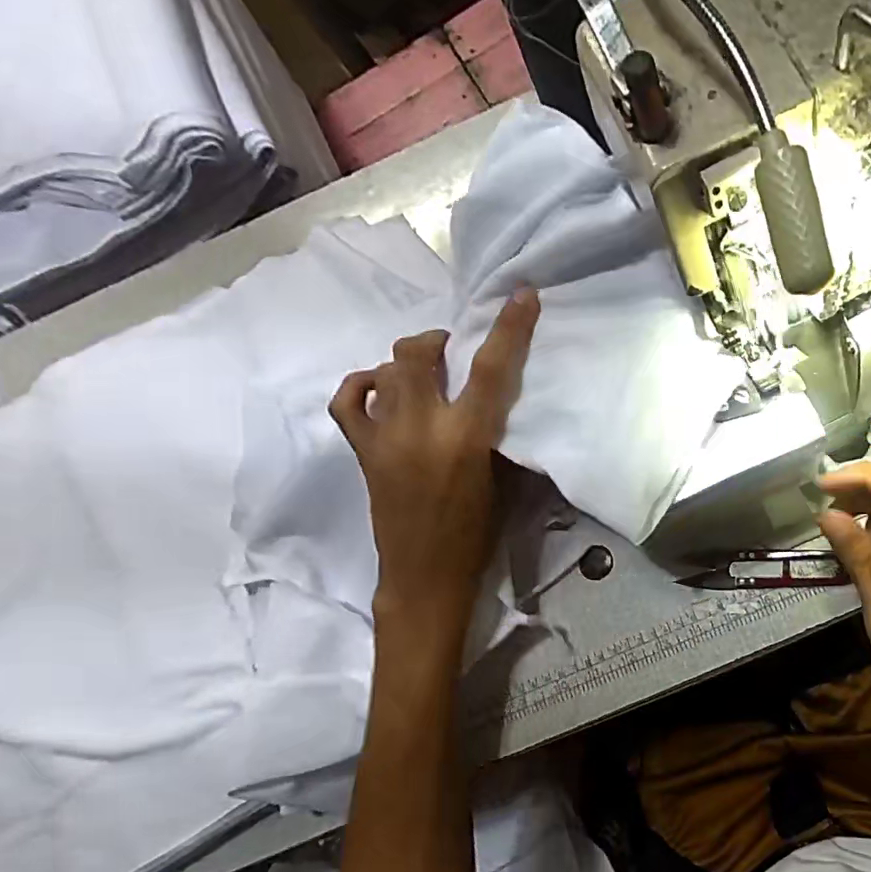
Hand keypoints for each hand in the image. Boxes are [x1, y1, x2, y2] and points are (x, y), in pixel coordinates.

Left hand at [329, 289, 538, 628]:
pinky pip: (349, 401)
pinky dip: (363, 385)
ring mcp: (384, 438)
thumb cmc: (477, 537)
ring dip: (408, 362)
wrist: (424, 576)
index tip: (521, 296)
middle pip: (419, 354)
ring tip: (425, 374)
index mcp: (466, 439)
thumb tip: (503, 408)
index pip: (490, 371)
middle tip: (454, 352)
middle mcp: (421, 428)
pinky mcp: (363, 451)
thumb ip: (501, 440)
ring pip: (386, 369)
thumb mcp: (504, 486)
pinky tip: (380, 390)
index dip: (509, 329)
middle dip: (439, 342)